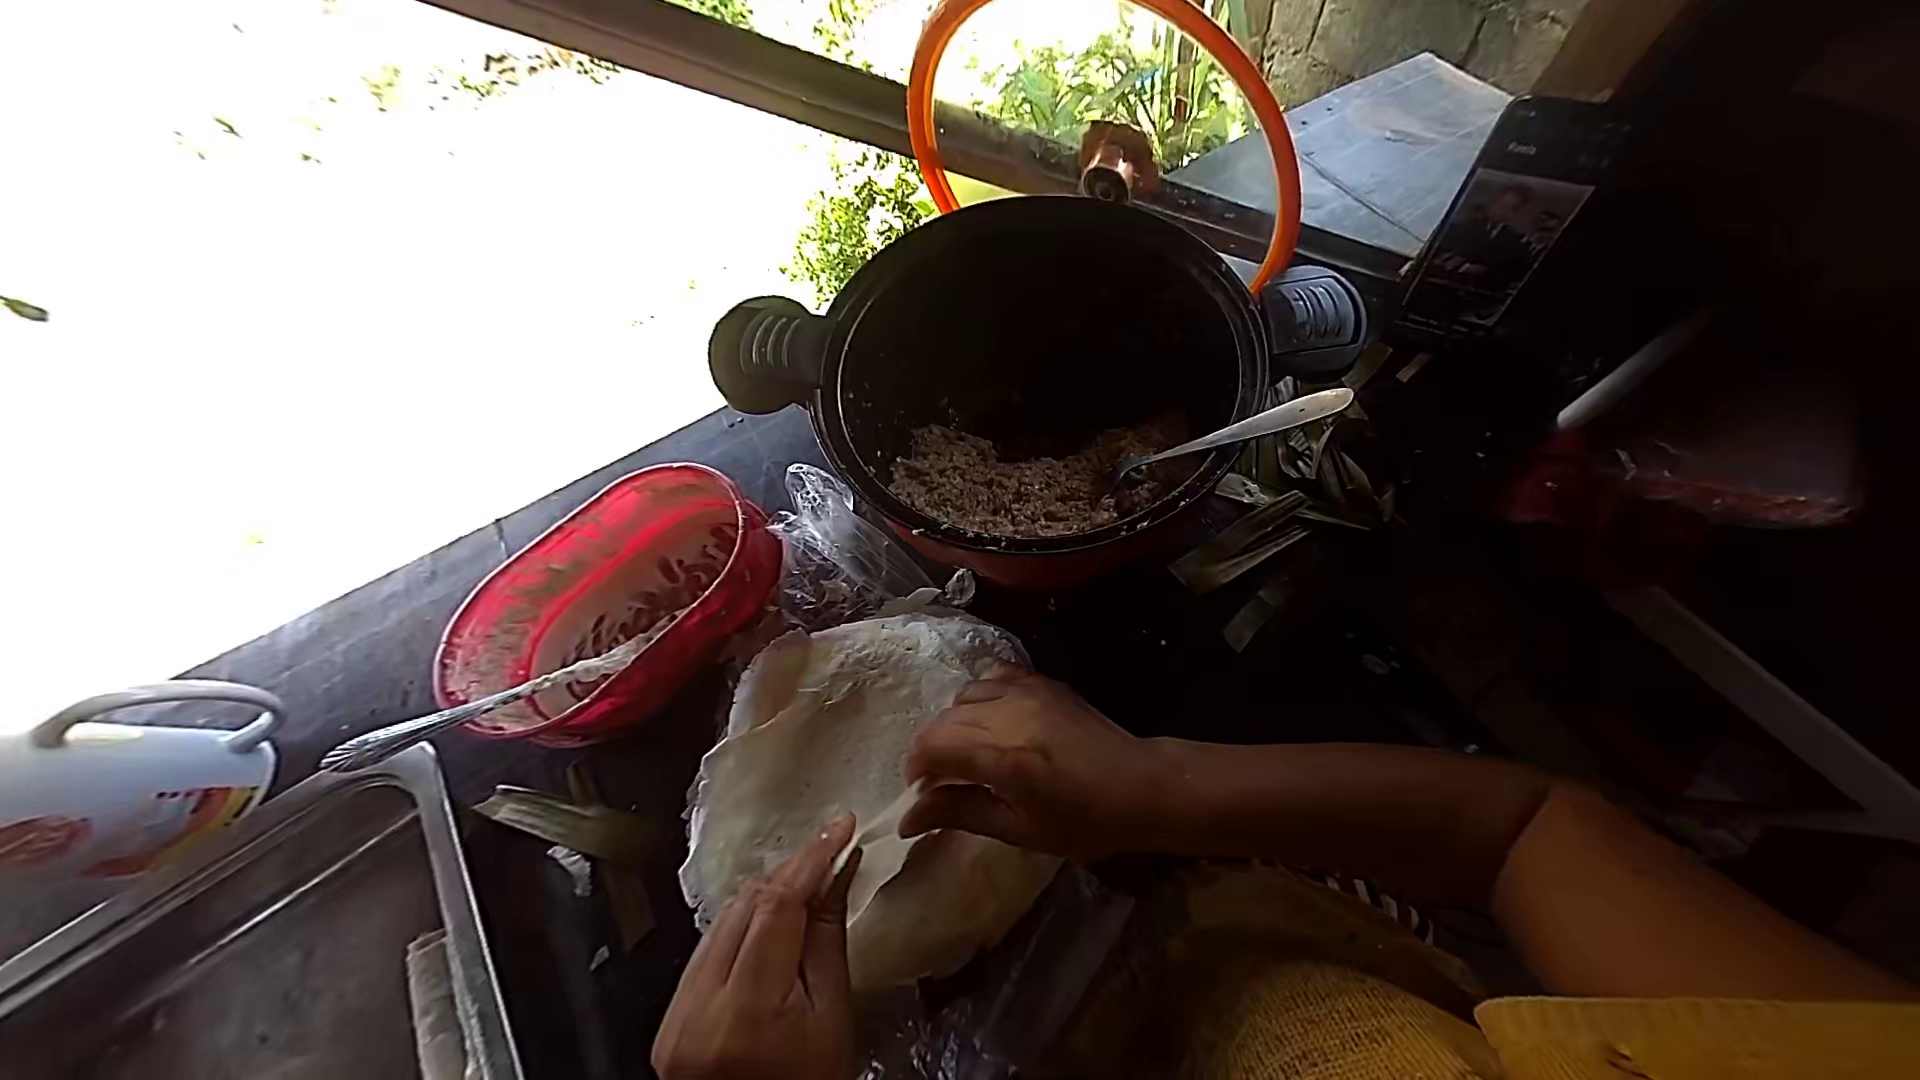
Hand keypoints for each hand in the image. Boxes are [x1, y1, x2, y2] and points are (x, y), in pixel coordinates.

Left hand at [653, 815, 859, 1079]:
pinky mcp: (670, 1018)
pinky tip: (771, 922)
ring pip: (725, 918)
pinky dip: (743, 923)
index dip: (812, 858)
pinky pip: (709, 945)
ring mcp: (677, 1015)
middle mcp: (698, 1009)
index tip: (840, 827)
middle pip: (748, 905)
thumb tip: (840, 867)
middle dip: (792, 875)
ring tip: (806, 888)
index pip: (778, 907)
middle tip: (830, 855)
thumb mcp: (833, 1016)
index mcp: (746, 1013)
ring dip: (768, 895)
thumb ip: (829, 935)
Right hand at [900, 664, 1163, 860]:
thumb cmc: (1082, 820)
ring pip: (962, 695)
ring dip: (954, 724)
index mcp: (1002, 754)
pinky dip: (980, 696)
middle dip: (930, 751)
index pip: (931, 745)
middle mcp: (1007, 712)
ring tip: (969, 752)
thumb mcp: (1019, 829)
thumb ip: (960, 813)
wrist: (1139, 785)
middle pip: (941, 720)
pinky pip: (992, 676)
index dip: (915, 769)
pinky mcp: (1041, 680)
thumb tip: (906, 819)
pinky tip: (991, 719)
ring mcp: (1026, 689)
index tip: (922, 793)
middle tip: (941, 780)